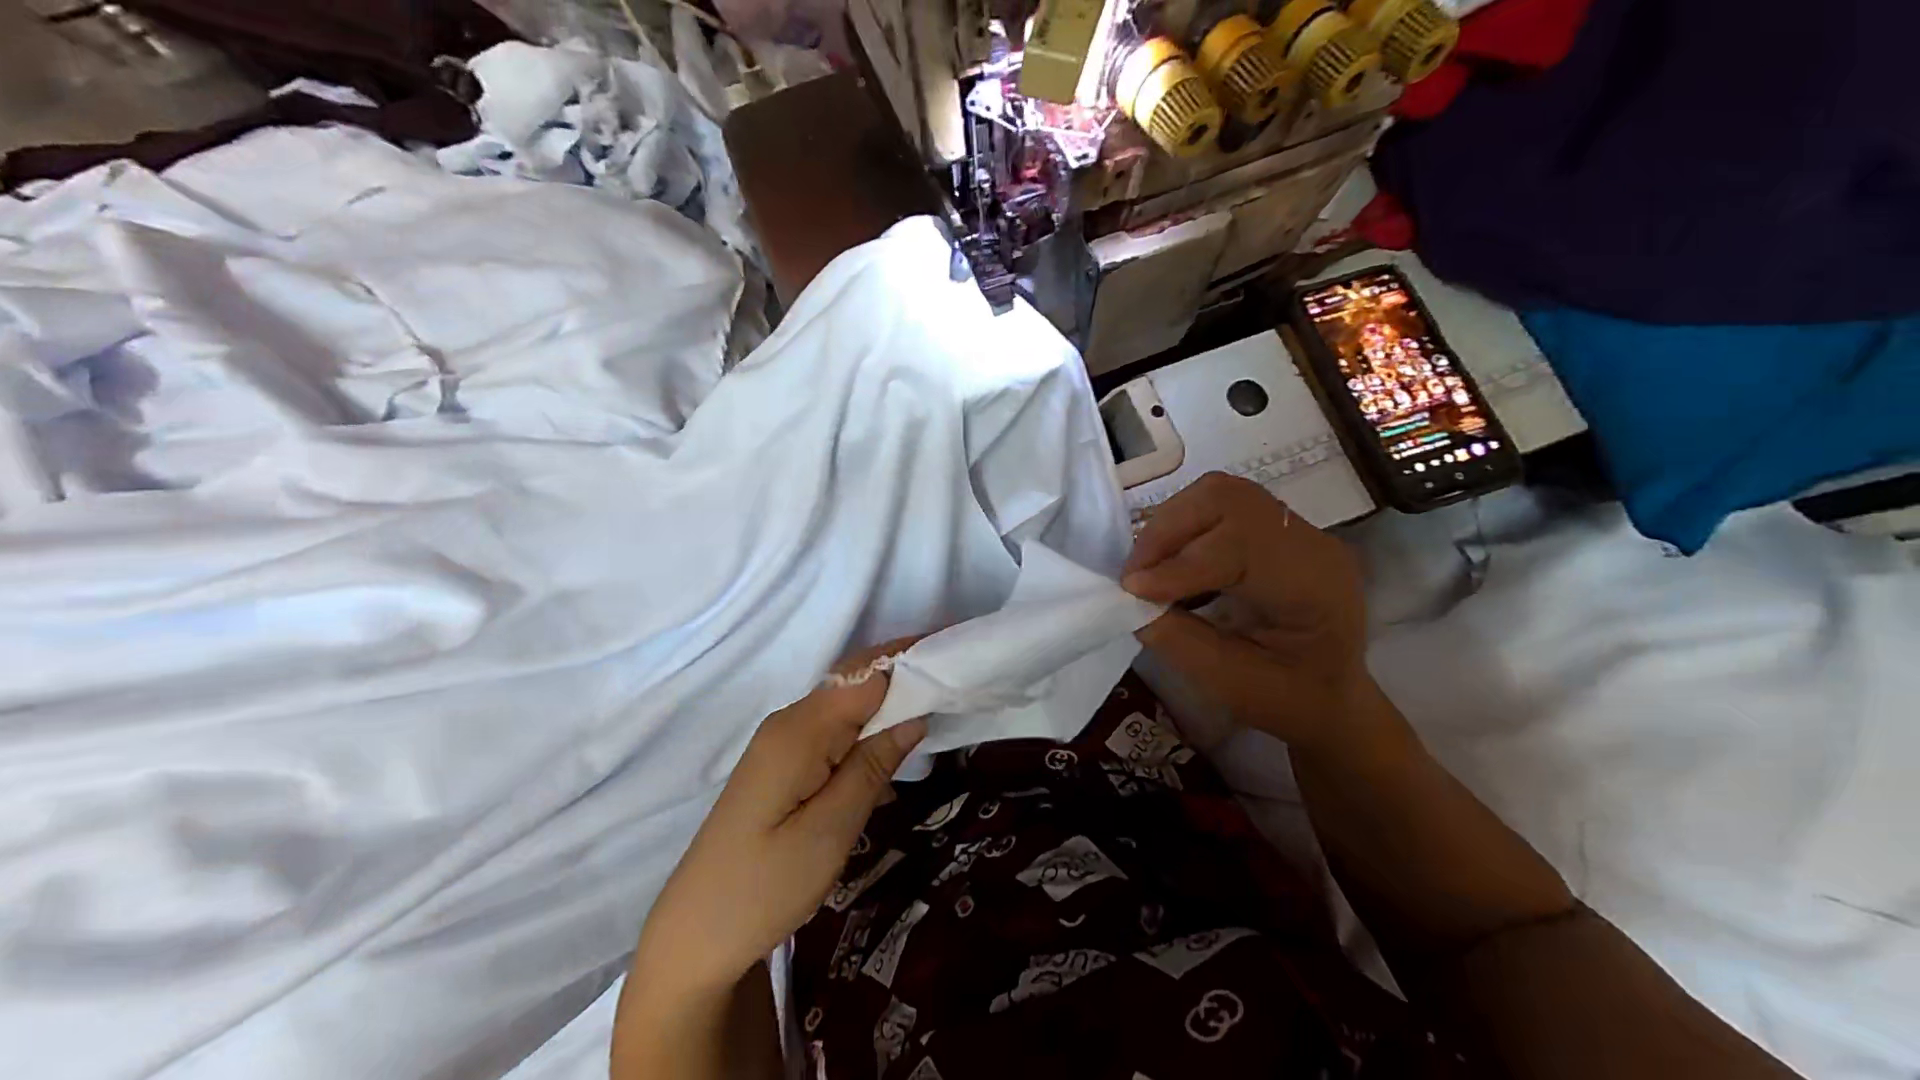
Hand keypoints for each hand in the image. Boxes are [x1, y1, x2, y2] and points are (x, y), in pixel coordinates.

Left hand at [632, 642, 926, 996]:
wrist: (695, 935)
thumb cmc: (763, 888)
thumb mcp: (829, 832)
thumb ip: (871, 766)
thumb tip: (914, 714)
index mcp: (798, 731)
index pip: (865, 673)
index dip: (911, 658)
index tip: (959, 655)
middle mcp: (788, 724)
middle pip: (855, 682)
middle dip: (907, 674)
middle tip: (961, 680)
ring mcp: (782, 744)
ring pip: (847, 706)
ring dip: (891, 704)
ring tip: (942, 710)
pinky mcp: (783, 766)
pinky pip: (834, 732)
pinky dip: (870, 732)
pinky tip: (895, 757)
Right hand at [1123, 473, 1378, 753]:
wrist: (1330, 700)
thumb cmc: (1290, 702)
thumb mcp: (1233, 685)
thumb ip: (1179, 640)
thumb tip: (1132, 601)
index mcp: (1316, 585)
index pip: (1241, 544)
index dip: (1180, 564)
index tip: (1133, 591)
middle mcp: (1309, 543)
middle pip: (1226, 499)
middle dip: (1167, 531)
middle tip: (1134, 575)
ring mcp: (1292, 530)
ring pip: (1216, 495)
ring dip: (1169, 527)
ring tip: (1146, 569)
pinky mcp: (1270, 529)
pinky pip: (1216, 508)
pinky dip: (1180, 530)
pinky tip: (1167, 565)